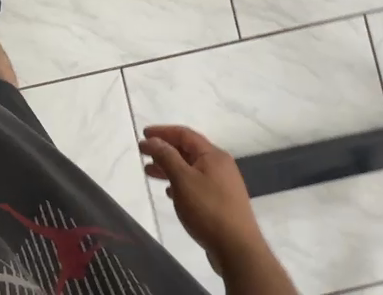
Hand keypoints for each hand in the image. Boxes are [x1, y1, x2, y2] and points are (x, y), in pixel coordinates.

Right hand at [139, 126, 268, 273]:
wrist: (238, 251)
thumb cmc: (208, 210)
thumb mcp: (182, 179)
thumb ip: (166, 156)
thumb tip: (152, 140)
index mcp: (213, 155)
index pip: (184, 134)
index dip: (162, 132)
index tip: (143, 135)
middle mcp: (220, 166)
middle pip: (188, 150)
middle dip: (164, 151)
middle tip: (144, 155)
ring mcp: (223, 185)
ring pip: (191, 169)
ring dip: (170, 168)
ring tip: (151, 173)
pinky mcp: (222, 203)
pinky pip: (197, 184)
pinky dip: (181, 183)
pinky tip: (170, 193)